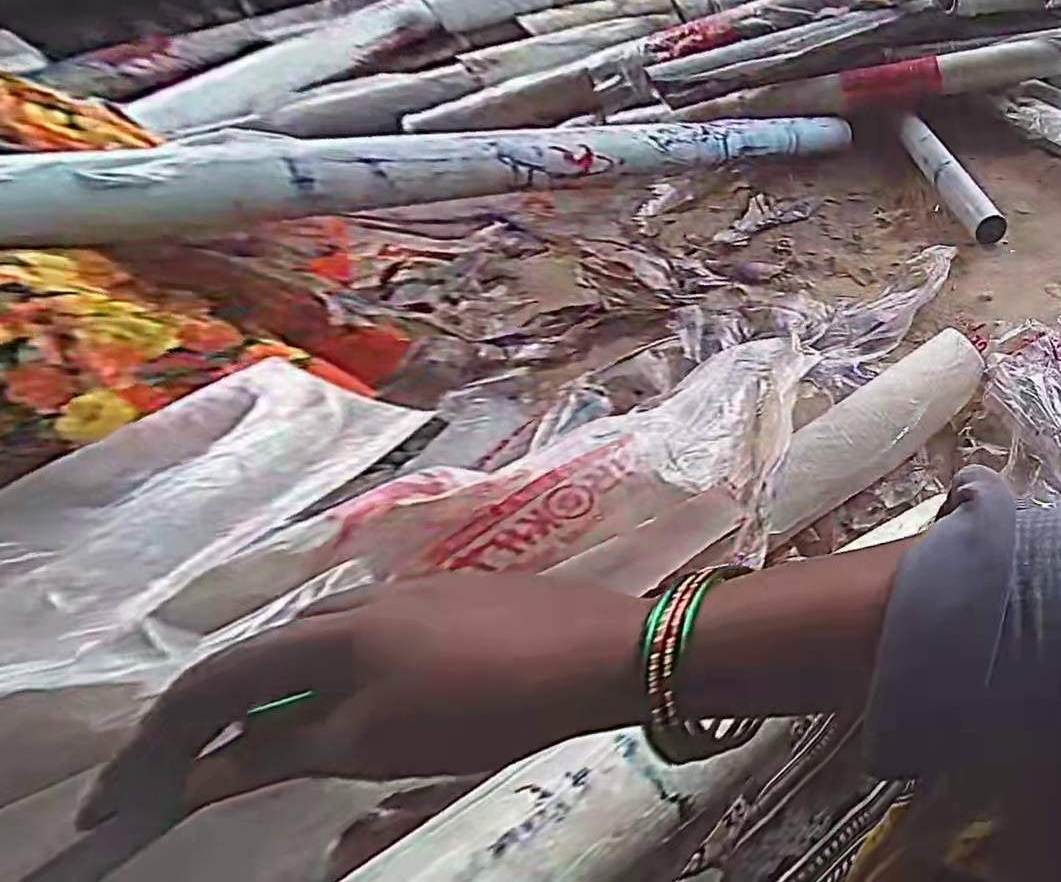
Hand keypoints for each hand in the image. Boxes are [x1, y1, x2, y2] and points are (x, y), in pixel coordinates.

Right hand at [80, 574, 651, 829]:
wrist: (605, 654)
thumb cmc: (491, 703)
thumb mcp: (375, 741)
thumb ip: (283, 750)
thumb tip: (205, 769)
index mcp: (348, 628)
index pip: (223, 673)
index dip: (162, 739)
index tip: (126, 801)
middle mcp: (389, 593)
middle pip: (283, 643)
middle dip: (233, 700)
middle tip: (204, 761)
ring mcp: (442, 586)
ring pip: (343, 630)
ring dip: (301, 677)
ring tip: (286, 730)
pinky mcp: (483, 591)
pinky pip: (398, 624)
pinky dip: (362, 661)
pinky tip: (376, 688)